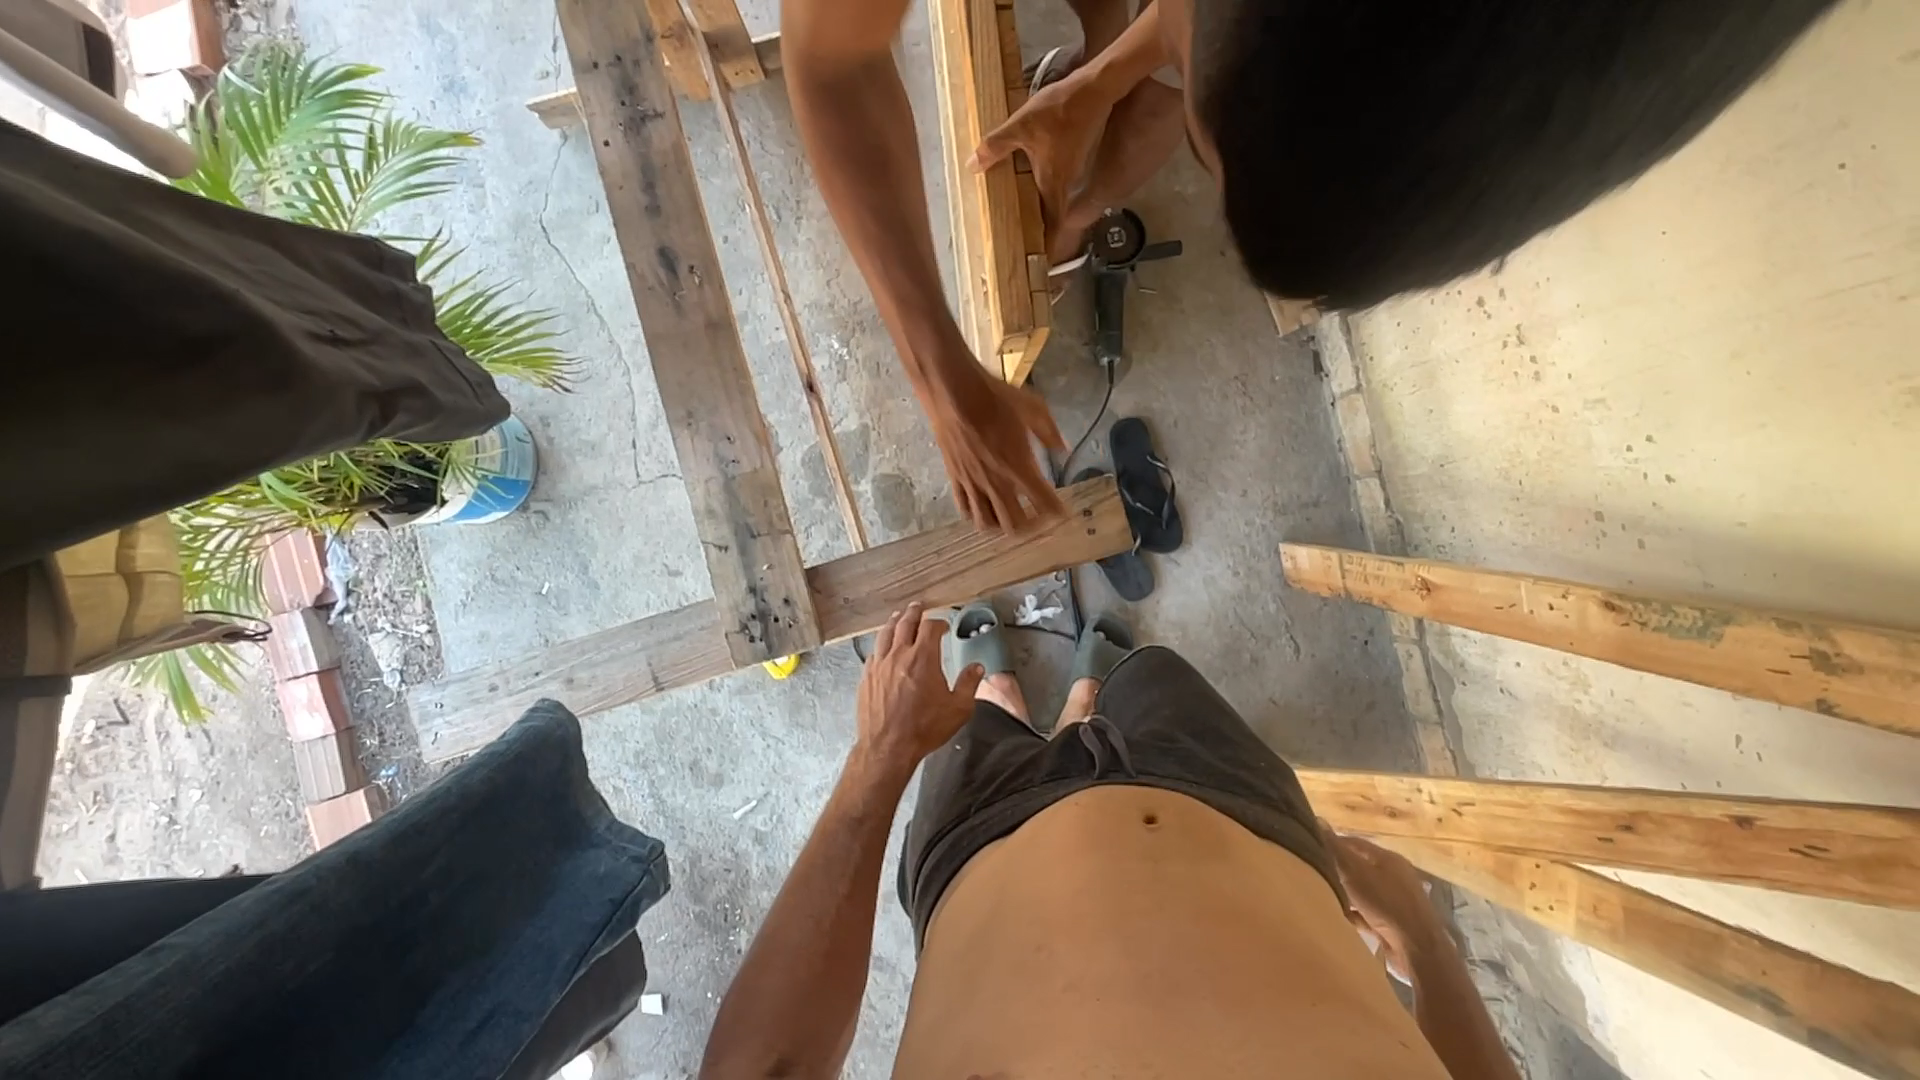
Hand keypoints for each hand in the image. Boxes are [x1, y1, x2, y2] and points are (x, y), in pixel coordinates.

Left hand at [854, 603, 985, 770]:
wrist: (888, 746)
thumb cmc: (923, 728)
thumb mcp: (958, 708)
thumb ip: (969, 684)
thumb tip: (977, 668)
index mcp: (923, 658)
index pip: (930, 627)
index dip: (938, 623)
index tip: (943, 626)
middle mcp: (899, 655)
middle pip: (905, 623)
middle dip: (914, 612)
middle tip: (918, 606)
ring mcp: (879, 665)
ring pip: (885, 633)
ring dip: (894, 622)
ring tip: (898, 617)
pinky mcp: (867, 677)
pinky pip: (874, 652)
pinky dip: (881, 643)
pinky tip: (883, 646)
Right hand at [925, 364, 1066, 530]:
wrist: (954, 391)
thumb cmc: (995, 397)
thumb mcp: (1033, 407)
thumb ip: (1049, 432)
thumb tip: (1063, 449)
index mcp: (1021, 467)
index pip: (1044, 502)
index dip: (1056, 512)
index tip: (1062, 513)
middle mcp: (998, 482)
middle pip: (1016, 523)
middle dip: (1030, 526)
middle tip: (1037, 519)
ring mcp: (974, 484)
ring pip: (988, 522)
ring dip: (1002, 525)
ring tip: (1010, 519)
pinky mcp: (955, 479)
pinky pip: (965, 508)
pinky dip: (976, 515)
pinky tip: (983, 511)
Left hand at [971, 67, 1112, 259]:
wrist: (1095, 88)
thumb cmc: (1059, 110)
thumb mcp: (1021, 126)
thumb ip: (996, 147)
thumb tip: (972, 165)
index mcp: (1053, 185)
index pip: (1052, 228)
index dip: (1047, 248)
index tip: (1040, 264)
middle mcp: (1064, 185)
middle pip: (1052, 219)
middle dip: (1039, 234)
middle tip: (1022, 246)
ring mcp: (1071, 172)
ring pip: (1054, 201)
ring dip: (1041, 213)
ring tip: (1022, 222)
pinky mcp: (1072, 158)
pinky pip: (1055, 184)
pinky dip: (1043, 193)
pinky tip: (1029, 186)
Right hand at [1326, 831, 1445, 980]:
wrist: (1417, 950)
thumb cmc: (1386, 904)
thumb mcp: (1355, 872)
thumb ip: (1336, 849)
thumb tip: (1318, 819)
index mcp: (1388, 859)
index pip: (1355, 843)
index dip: (1333, 842)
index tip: (1311, 846)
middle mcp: (1394, 877)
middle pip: (1359, 867)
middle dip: (1337, 869)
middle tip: (1313, 871)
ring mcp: (1396, 902)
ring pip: (1363, 892)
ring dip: (1345, 893)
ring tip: (1321, 893)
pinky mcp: (1394, 926)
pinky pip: (1367, 914)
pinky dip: (1354, 914)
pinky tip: (1338, 916)